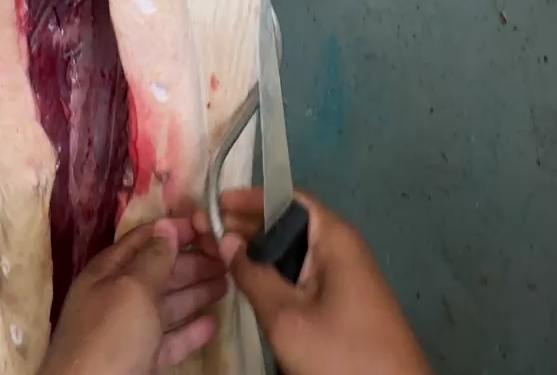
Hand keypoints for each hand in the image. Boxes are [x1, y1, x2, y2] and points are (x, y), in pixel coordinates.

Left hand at [39, 216, 228, 374]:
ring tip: (227, 283)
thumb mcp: (131, 289)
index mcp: (108, 270)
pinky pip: (169, 340)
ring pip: (167, 304)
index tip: (206, 223)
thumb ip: (153, 259)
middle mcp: (118, 296)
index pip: (144, 239)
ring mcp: (129, 331)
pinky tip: (212, 324)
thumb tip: (167, 225)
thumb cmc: (110, 337)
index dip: (173, 230)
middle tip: (227, 257)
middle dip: (191, 261)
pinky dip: (190, 331)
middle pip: (159, 271)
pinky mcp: (141, 361)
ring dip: (195, 292)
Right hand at [200, 189, 434, 374]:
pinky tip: (253, 285)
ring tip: (223, 256)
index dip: (251, 198)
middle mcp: (342, 249)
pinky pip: (305, 274)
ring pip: (295, 251)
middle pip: (290, 222)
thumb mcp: (287, 319)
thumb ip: (253, 275)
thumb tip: (227, 240)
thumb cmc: (343, 359)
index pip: (288, 198)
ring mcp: (347, 277)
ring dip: (261, 251)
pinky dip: (277, 273)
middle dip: (250, 224)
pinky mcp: (346, 303)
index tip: (216, 204)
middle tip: (209, 233)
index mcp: (334, 239)